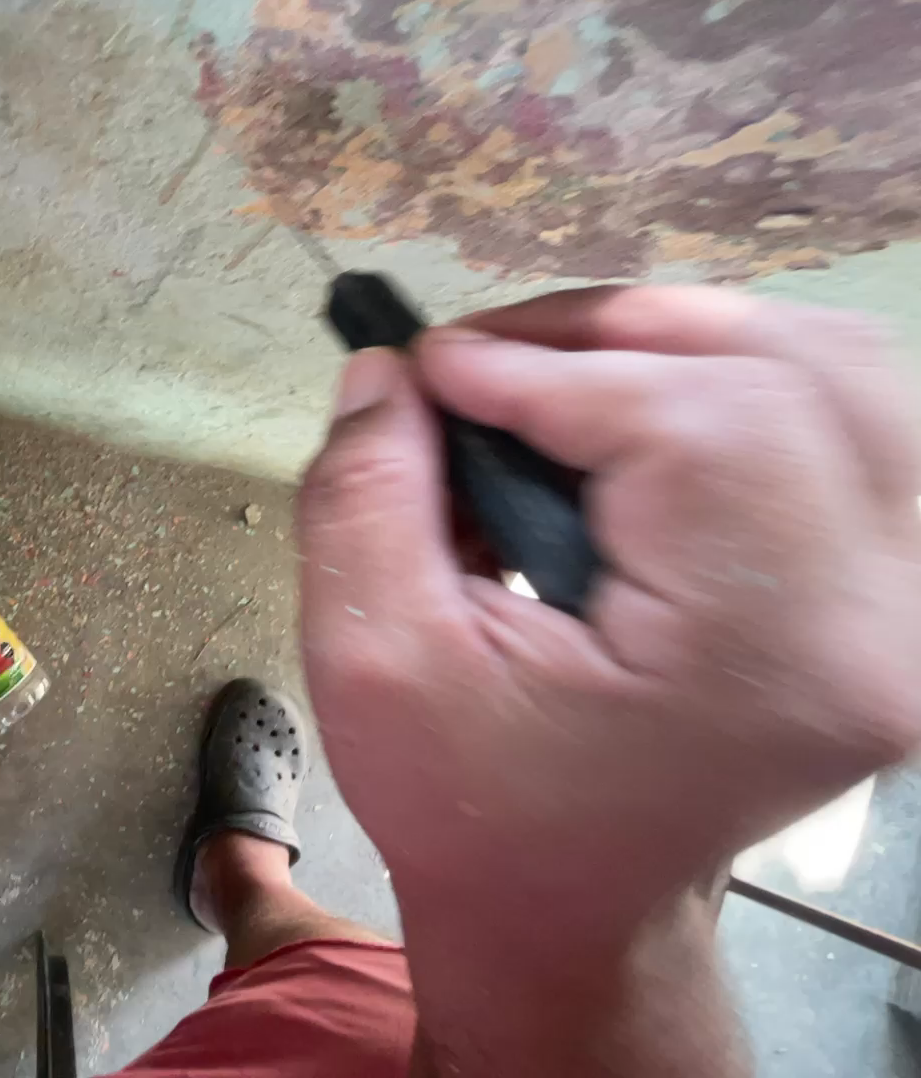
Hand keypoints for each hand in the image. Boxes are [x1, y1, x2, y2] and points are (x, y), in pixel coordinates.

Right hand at [297, 286, 920, 939]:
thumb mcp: (365, 656)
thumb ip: (361, 502)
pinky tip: (587, 430)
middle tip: (470, 361)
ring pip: (831, 379)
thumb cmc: (452, 796)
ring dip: (656, 350)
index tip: (422, 373)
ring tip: (524, 381)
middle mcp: (888, 619)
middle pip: (797, 374)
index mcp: (765, 654)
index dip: (541, 368)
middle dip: (604, 334)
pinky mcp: (871, 590)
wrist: (549, 893)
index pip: (698, 424)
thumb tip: (384, 377)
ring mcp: (901, 603)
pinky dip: (694, 388)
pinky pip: (825, 425)